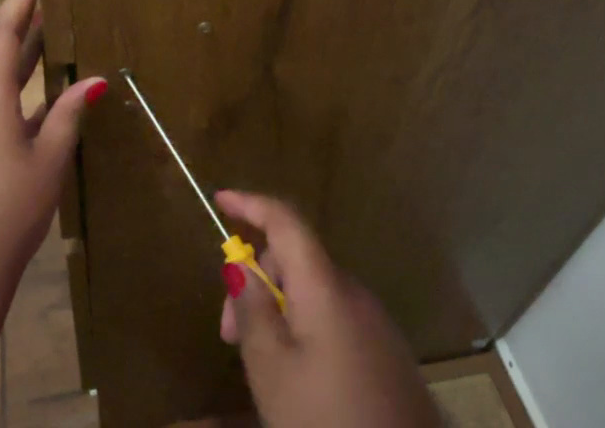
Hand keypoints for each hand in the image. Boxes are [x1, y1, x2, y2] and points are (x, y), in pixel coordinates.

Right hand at [217, 191, 442, 427]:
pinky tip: (295, 374)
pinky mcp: (385, 351)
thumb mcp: (270, 367)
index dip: (251, 204)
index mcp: (324, 286)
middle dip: (256, 282)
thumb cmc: (324, 418)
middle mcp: (353, 293)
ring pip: (313, 292)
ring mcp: (374, 322)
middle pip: (296, 260)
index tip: (219, 199)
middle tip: (229, 334)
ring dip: (278, 309)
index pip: (286, 221)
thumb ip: (252, 309)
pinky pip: (334, 317)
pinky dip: (304, 326)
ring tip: (259, 360)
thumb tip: (241, 265)